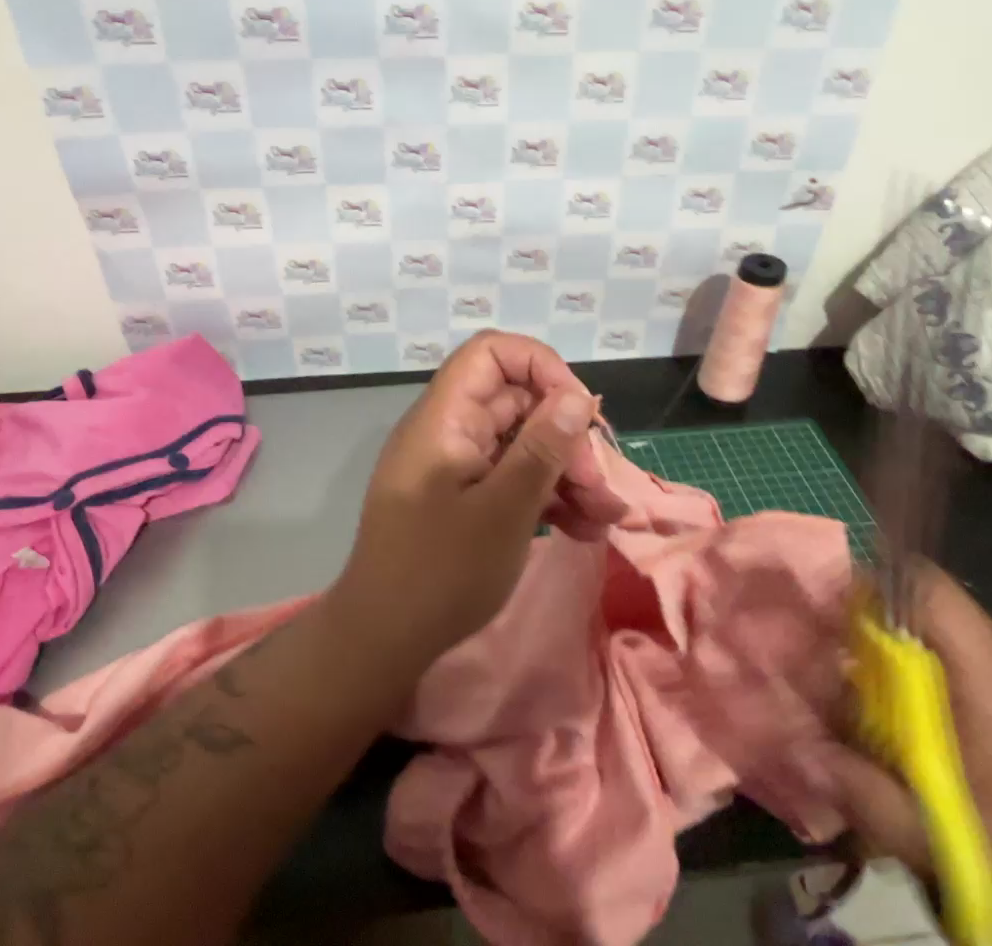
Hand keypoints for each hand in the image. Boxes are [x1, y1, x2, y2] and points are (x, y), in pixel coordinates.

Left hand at [331, 331, 628, 654]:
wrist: (384, 639)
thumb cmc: (442, 572)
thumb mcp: (504, 510)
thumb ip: (542, 449)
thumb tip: (576, 396)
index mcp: (444, 419)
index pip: (491, 353)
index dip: (541, 368)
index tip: (578, 412)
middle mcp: (449, 433)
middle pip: (517, 404)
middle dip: (568, 438)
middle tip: (599, 485)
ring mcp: (456, 469)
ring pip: (522, 447)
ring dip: (568, 475)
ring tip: (607, 517)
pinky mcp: (464, 502)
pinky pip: (512, 481)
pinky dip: (548, 498)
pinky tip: (584, 529)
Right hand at [821, 566, 991, 945]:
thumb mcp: (956, 847)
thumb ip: (870, 796)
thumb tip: (799, 749)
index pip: (928, 592)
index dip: (865, 582)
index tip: (804, 606)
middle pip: (910, 633)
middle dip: (847, 649)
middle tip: (795, 680)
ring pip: (917, 677)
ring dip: (867, 695)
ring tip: (820, 728)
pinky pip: (935, 714)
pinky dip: (894, 727)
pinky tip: (871, 768)